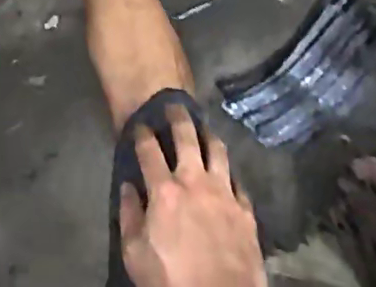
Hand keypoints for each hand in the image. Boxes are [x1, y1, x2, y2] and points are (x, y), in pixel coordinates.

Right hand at [119, 105, 265, 286]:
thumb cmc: (170, 281)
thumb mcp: (135, 253)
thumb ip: (129, 215)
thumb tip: (129, 187)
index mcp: (164, 189)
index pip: (148, 148)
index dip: (142, 132)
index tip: (140, 124)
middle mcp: (194, 182)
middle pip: (186, 136)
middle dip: (177, 116)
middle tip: (174, 105)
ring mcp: (224, 195)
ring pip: (217, 151)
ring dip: (208, 135)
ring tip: (204, 128)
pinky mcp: (246, 213)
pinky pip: (238, 183)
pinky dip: (230, 174)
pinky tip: (227, 174)